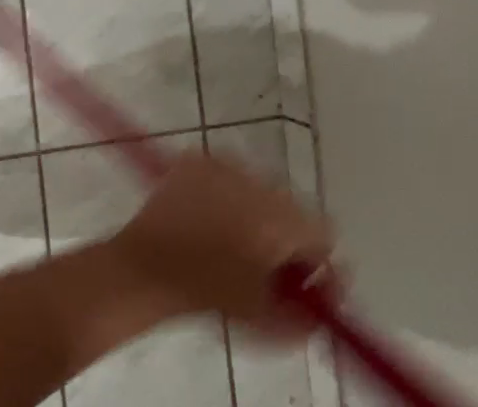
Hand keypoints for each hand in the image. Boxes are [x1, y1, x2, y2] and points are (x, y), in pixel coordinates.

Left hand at [110, 151, 335, 339]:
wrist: (147, 267)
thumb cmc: (210, 292)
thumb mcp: (271, 317)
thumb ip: (312, 311)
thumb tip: (329, 295)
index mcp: (285, 220)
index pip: (323, 233)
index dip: (313, 260)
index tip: (296, 278)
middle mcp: (260, 183)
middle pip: (291, 207)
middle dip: (283, 233)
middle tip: (260, 259)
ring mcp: (225, 165)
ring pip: (259, 188)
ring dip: (254, 210)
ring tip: (228, 236)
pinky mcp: (196, 159)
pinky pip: (225, 173)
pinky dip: (223, 191)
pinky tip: (208, 213)